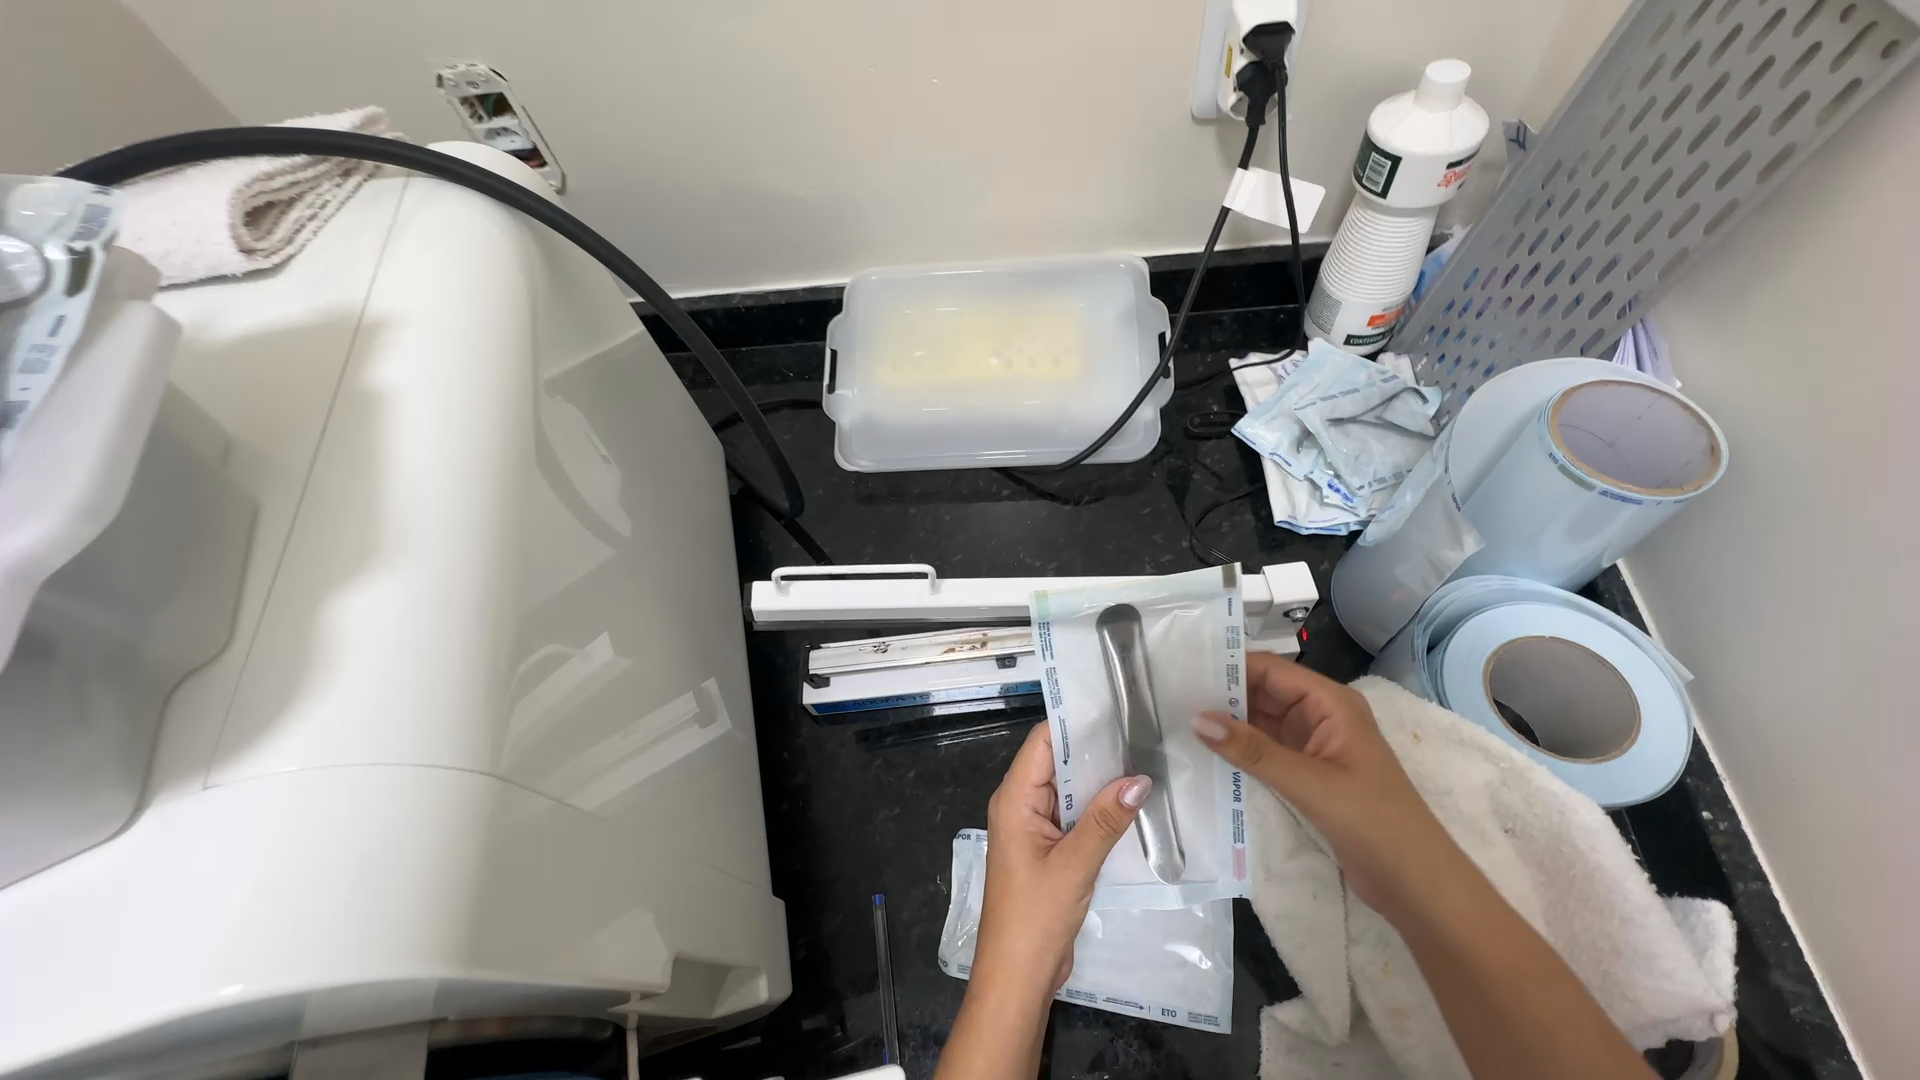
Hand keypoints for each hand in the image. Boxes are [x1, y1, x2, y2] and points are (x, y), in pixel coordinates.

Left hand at [975, 722, 1151, 997]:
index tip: (1114, 705)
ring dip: (1101, 779)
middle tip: (1141, 728)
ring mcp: (1036, 827)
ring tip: (1145, 756)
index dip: (1075, 721)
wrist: (1017, 976)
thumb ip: (1106, 820)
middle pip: (1057, 761)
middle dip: (1095, 747)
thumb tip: (1140, 779)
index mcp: (1015, 798)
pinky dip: (1100, 807)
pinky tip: (1133, 801)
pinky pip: (1075, 815)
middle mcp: (1022, 804)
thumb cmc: (1035, 916)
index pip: (1043, 742)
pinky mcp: (1050, 848)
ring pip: (1069, 789)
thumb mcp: (1075, 865)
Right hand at [1190, 654, 1462, 917]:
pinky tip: (1204, 753)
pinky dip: (1238, 751)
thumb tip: (1196, 719)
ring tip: (1177, 719)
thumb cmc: (1373, 820)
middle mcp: (1320, 717)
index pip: (1272, 670)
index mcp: (1331, 703)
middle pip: (1263, 694)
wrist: (1416, 883)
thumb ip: (1252, 750)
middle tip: (1169, 696)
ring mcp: (1312, 747)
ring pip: (1260, 724)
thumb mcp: (1309, 782)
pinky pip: (1264, 752)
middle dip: (1221, 695)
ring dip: (1226, 724)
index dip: (1229, 666)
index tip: (1182, 669)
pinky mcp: (1306, 775)